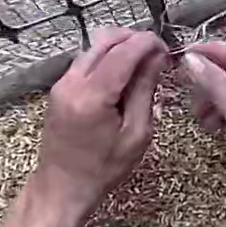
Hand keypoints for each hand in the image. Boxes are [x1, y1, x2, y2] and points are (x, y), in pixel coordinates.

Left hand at [33, 27, 168, 211]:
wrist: (63, 186)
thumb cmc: (103, 168)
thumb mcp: (136, 133)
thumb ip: (145, 90)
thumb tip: (156, 58)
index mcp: (92, 96)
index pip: (123, 52)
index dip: (147, 43)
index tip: (166, 48)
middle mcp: (72, 83)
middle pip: (106, 41)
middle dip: (134, 40)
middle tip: (157, 55)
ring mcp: (61, 83)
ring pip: (94, 47)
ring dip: (120, 47)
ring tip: (142, 65)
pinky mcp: (59, 88)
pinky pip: (86, 60)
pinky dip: (107, 58)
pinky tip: (123, 75)